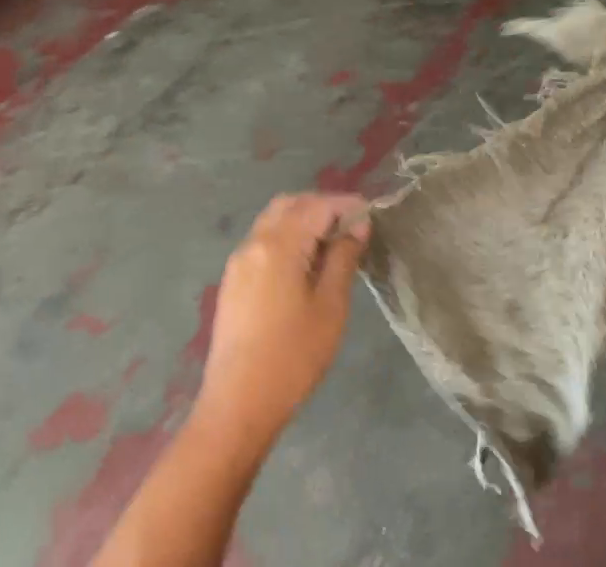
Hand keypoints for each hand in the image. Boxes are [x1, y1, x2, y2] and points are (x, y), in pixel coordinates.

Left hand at [195, 193, 369, 442]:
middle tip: (353, 225)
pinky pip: (263, 241)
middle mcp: (254, 243)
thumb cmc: (293, 355)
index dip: (346, 205)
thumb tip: (357, 226)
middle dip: (322, 206)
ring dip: (303, 220)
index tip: (372, 214)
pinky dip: (287, 237)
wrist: (239, 401)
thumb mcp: (330, 306)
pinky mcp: (233, 280)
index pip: (317, 206)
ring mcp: (239, 261)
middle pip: (290, 205)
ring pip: (273, 221)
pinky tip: (307, 262)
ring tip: (334, 243)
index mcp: (278, 245)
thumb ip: (343, 258)